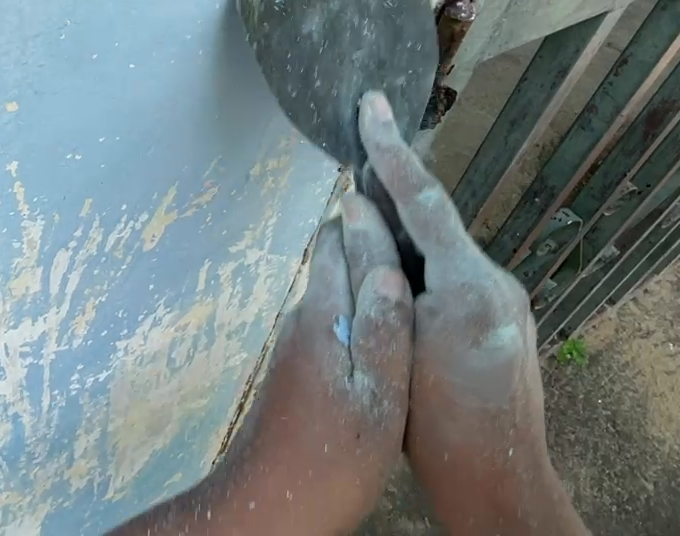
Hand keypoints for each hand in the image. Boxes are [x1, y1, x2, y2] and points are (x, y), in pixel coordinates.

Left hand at [109, 191, 412, 535]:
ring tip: (406, 265)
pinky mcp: (298, 362)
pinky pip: (330, 313)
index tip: (390, 180)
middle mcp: (304, 315)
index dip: (367, 213)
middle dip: (363, 233)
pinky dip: (355, 301)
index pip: (343, 243)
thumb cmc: (330, 457)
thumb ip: (383, 331)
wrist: (270, 500)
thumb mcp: (375, 401)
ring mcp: (297, 338)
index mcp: (323, 315)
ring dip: (361, 268)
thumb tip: (390, 268)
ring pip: (332, 285)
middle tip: (409, 222)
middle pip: (333, 257)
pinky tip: (381, 319)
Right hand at [358, 91, 587, 535]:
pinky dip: (413, 256)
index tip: (371, 103)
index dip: (390, 148)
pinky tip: (387, 263)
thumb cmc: (436, 424)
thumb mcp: (393, 340)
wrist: (500, 487)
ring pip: (438, 246)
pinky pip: (447, 270)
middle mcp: (496, 281)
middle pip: (432, 218)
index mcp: (470, 284)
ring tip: (359, 209)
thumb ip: (376, 271)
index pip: (422, 200)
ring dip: (397, 225)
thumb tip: (354, 212)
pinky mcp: (498, 320)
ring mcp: (503, 302)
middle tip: (355, 147)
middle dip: (390, 184)